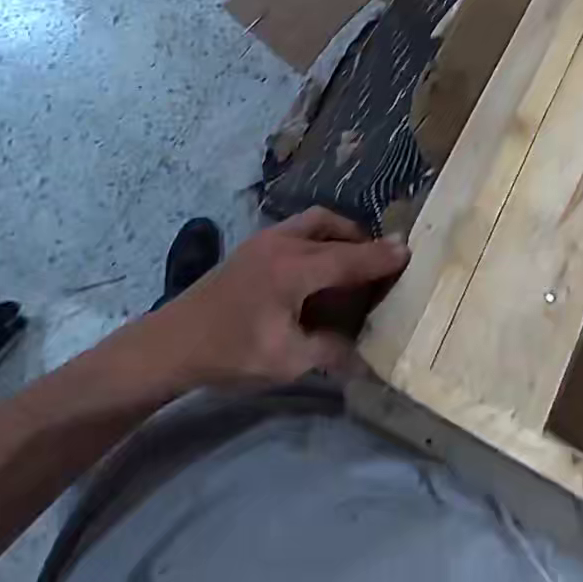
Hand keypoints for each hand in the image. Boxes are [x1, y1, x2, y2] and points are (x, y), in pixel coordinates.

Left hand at [126, 208, 408, 392]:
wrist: (173, 341)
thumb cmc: (230, 352)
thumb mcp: (286, 361)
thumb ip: (329, 351)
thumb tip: (363, 356)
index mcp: (294, 269)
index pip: (349, 259)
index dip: (381, 257)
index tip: (409, 251)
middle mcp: (282, 243)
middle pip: (332, 228)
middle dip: (361, 240)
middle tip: (381, 260)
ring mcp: (263, 241)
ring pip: (312, 222)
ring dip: (337, 234)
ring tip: (352, 260)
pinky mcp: (252, 248)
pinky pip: (296, 230)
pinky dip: (318, 238)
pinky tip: (318, 267)